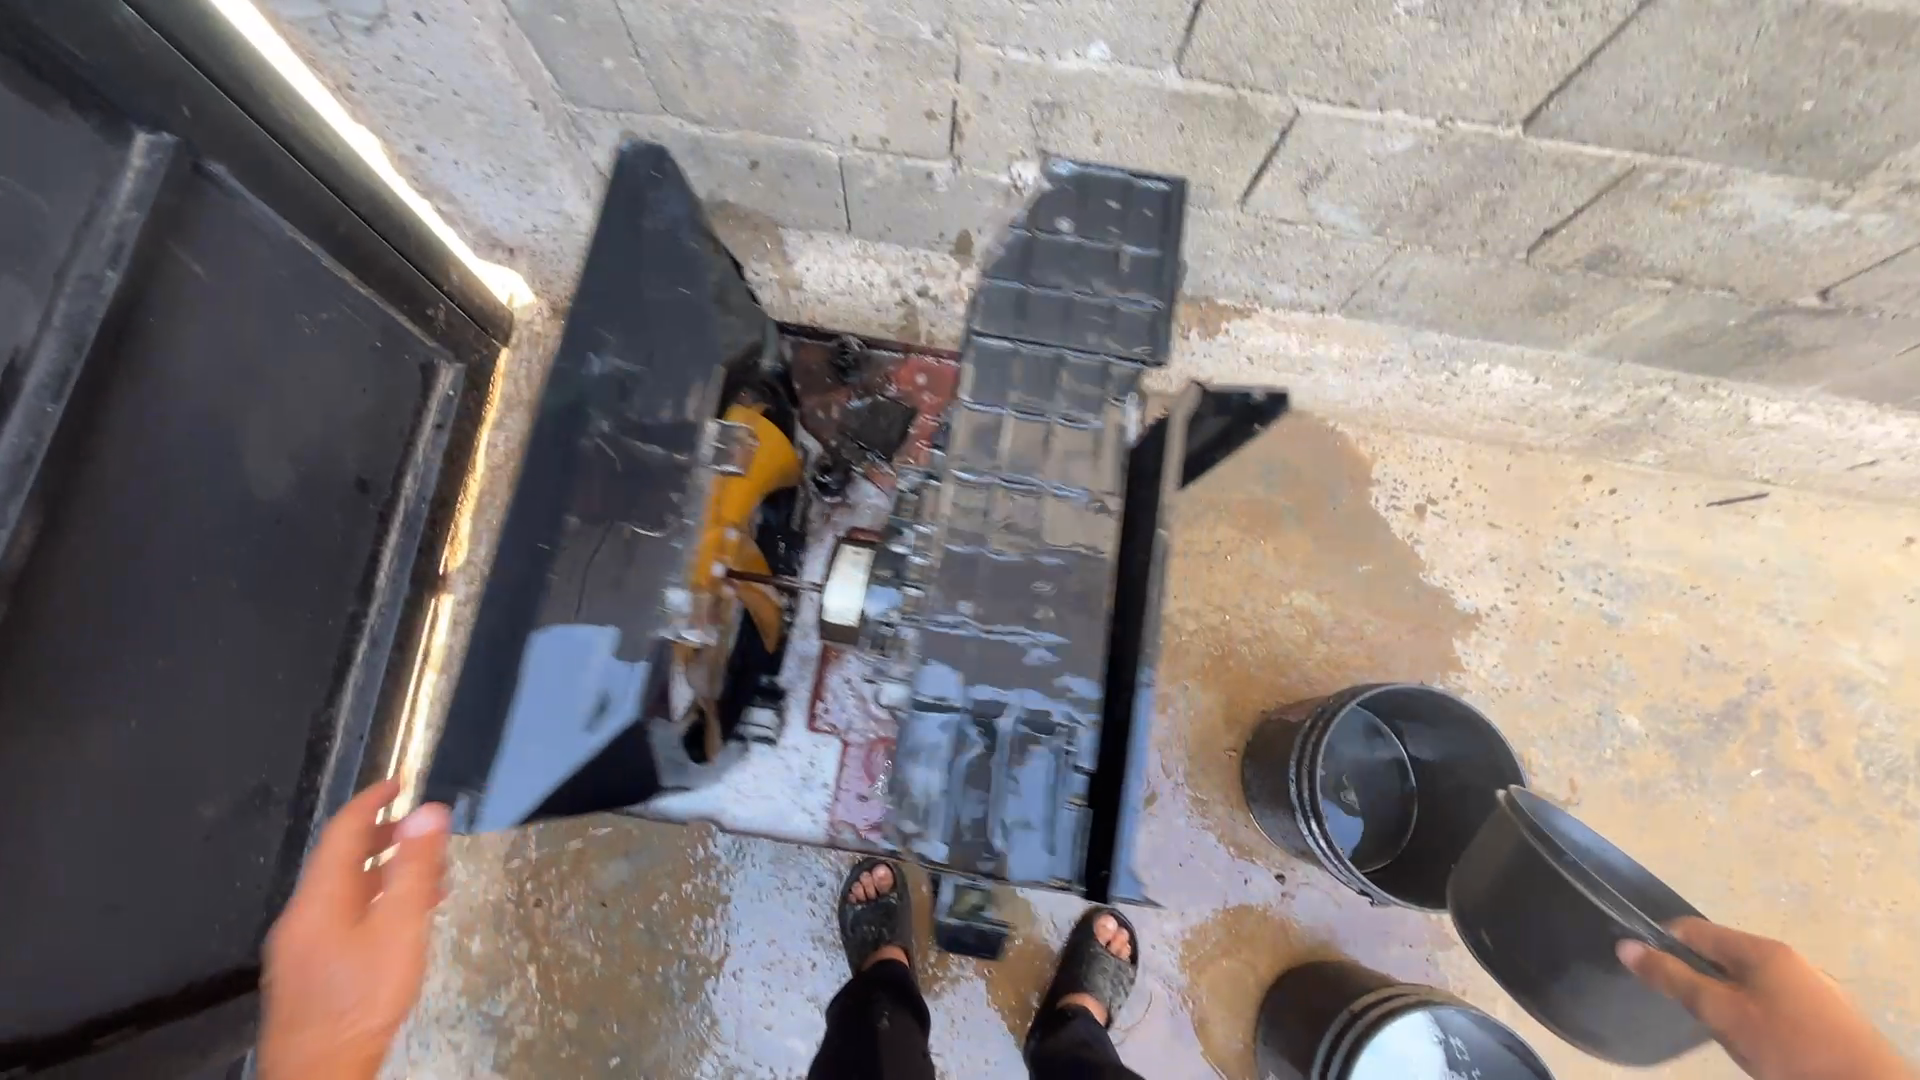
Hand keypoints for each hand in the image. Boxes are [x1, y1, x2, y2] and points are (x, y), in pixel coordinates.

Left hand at [258, 780, 450, 1079]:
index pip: (342, 833)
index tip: (398, 782)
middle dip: (386, 837)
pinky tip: (407, 917)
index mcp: (320, 899)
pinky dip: (378, 900)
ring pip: (347, 890)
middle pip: (342, 860)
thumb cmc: (365, 993)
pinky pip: (346, 915)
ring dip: (388, 871)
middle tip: (425, 829)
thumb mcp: (402, 924)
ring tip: (432, 874)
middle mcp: (303, 916)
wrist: (322, 1070)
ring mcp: (303, 945)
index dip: (371, 801)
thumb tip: (428, 811)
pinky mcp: (311, 969)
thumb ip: (415, 867)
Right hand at [1618, 918, 1912, 1079]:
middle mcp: (1793, 961)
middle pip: (1723, 956)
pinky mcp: (1838, 1021)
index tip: (1653, 974)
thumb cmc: (1790, 1047)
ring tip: (1730, 1030)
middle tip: (1693, 1009)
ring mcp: (1821, 991)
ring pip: (1752, 982)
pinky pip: (1781, 1003)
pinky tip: (1768, 1043)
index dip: (1663, 945)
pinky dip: (1763, 1015)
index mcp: (1762, 949)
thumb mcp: (1718, 1012)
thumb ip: (1670, 976)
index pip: (1691, 929)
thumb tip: (1624, 945)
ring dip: (1732, 998)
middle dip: (1700, 977)